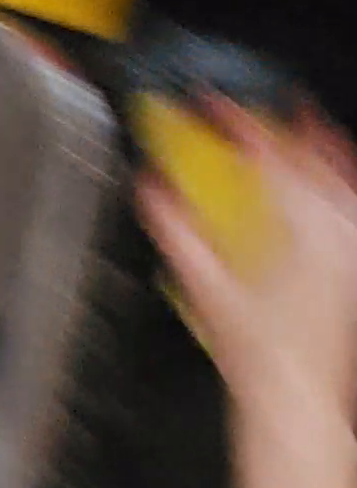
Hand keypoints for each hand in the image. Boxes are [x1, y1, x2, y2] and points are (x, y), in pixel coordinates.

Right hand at [137, 96, 356, 426]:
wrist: (295, 386)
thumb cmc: (249, 338)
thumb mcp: (197, 277)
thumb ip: (173, 226)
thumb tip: (151, 184)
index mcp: (295, 231)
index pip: (270, 158)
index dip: (240, 123)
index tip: (213, 101)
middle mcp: (335, 236)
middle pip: (317, 166)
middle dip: (289, 128)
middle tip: (260, 104)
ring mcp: (353, 253)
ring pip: (347, 186)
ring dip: (325, 153)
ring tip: (307, 128)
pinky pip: (356, 210)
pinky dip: (345, 185)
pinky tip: (336, 182)